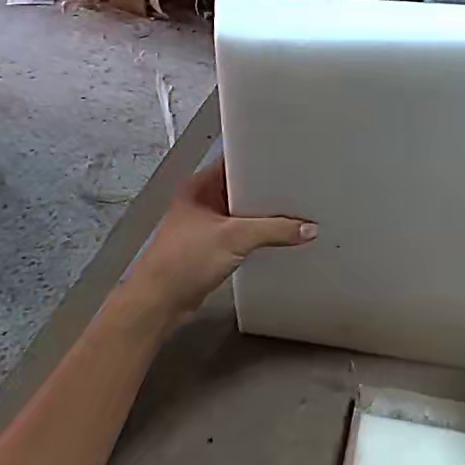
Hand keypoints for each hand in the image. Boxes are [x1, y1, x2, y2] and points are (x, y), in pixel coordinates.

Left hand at [123, 158, 313, 319]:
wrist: (159, 303)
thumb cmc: (181, 262)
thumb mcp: (235, 238)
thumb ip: (274, 230)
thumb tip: (306, 228)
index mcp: (198, 187)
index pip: (234, 164)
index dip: (258, 162)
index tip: (284, 163)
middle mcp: (200, 203)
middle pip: (241, 190)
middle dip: (265, 193)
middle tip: (292, 190)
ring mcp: (204, 226)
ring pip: (241, 214)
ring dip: (261, 218)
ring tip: (288, 214)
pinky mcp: (210, 248)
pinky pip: (239, 235)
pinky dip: (255, 236)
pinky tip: (272, 240)